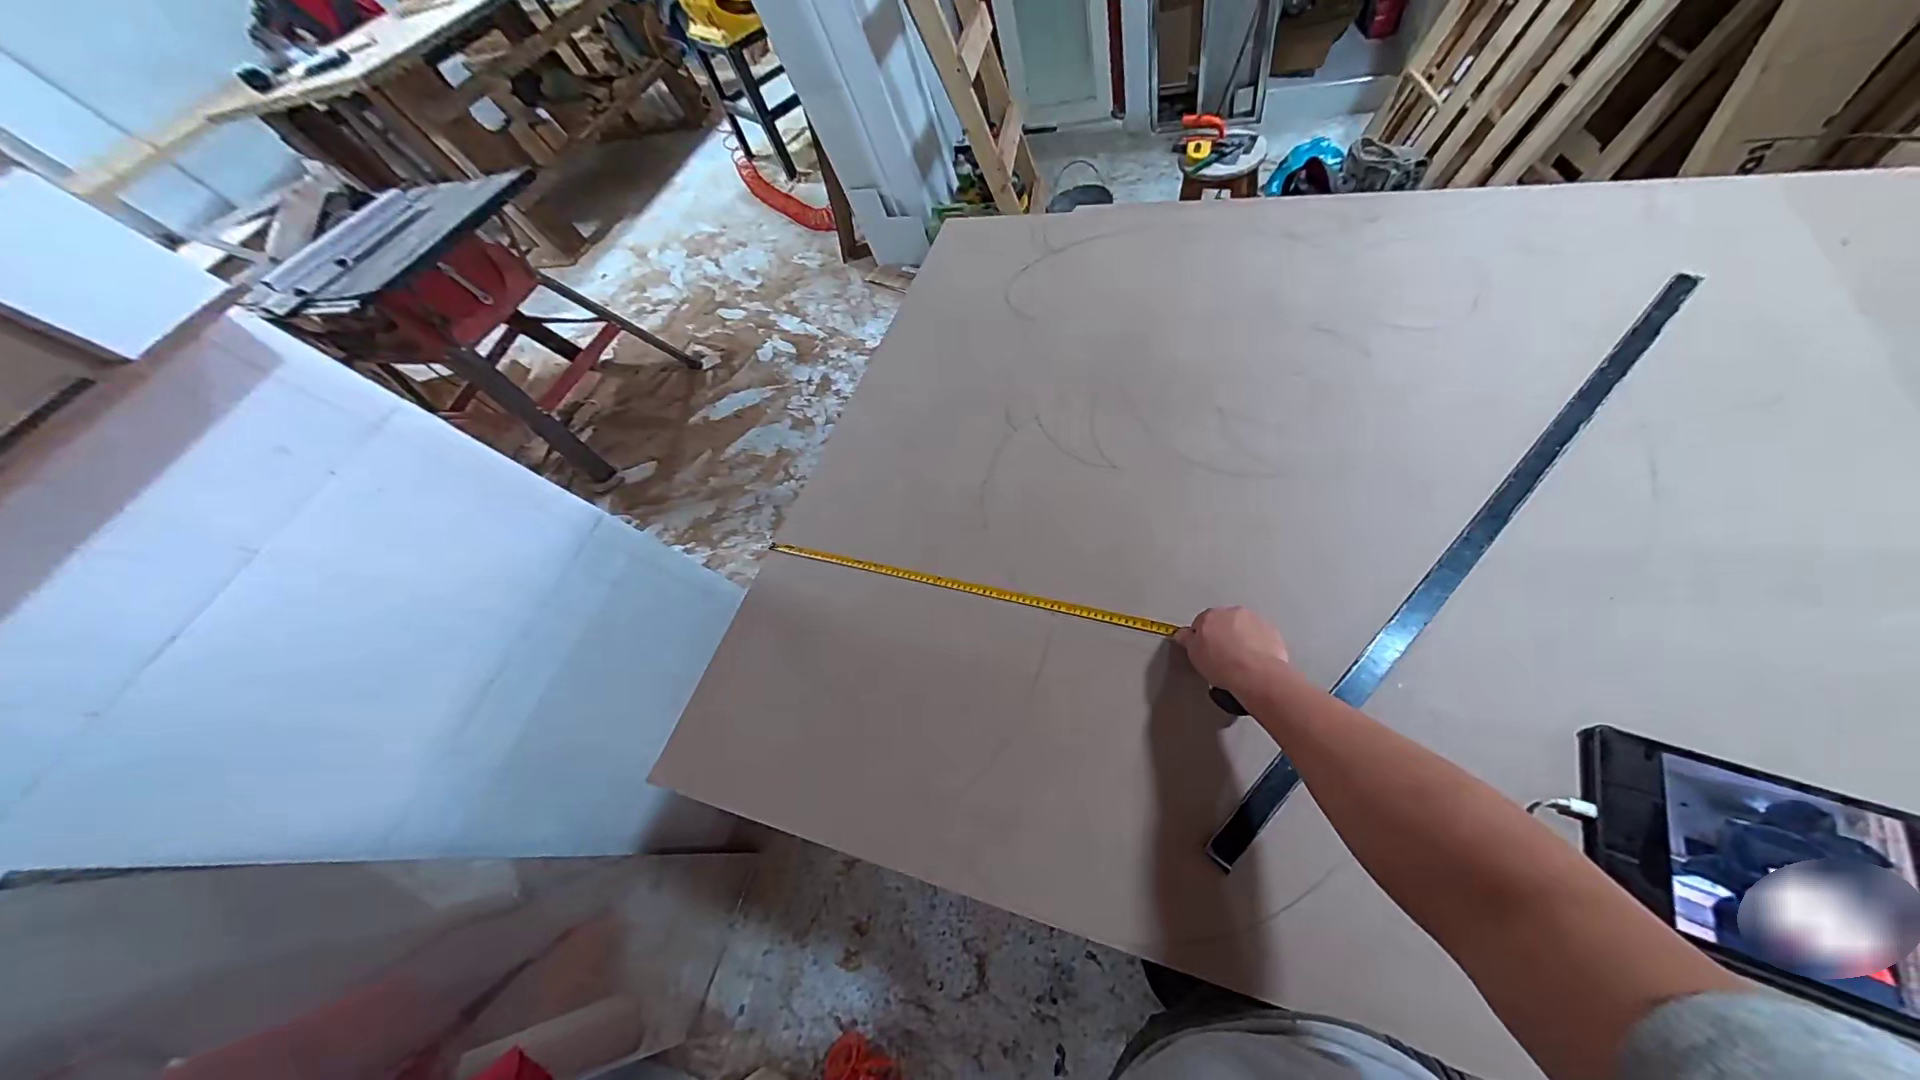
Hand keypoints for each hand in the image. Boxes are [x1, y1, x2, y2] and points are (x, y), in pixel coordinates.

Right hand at [1174, 606, 1290, 695]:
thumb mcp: (1193, 654)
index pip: (1200, 622)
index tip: (1204, 650)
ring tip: (1237, 660)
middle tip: (1220, 656)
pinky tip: (1252, 660)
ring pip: (1242, 627)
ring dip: (1239, 638)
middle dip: (1221, 635)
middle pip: (1222, 622)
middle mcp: (1232, 613)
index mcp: (1209, 615)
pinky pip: (1259, 635)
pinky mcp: (1270, 631)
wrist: (1255, 675)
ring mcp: (1253, 620)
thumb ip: (1187, 639)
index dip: (1200, 638)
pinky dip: (1256, 644)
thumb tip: (1185, 635)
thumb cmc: (1225, 665)